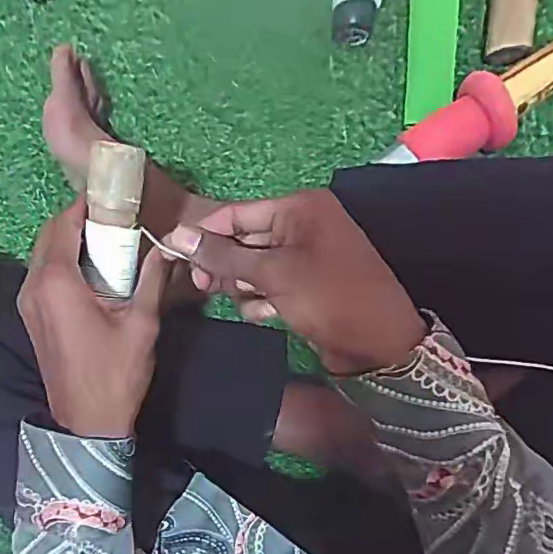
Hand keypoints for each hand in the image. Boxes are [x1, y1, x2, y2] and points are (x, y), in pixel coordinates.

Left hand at [18, 198, 172, 437]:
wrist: (87, 424)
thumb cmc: (115, 375)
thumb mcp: (142, 324)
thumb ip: (154, 278)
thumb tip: (170, 247)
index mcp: (56, 282)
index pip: (65, 224)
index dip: (87, 206)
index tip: (113, 198)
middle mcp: (33, 287)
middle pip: (50, 236)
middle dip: (79, 222)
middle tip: (115, 222)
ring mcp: (28, 304)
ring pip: (44, 256)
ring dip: (71, 243)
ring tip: (108, 245)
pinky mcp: (32, 318)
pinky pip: (44, 277)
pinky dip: (64, 265)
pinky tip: (93, 274)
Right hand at [165, 189, 424, 374]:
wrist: (378, 344)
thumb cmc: (328, 297)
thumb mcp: (273, 273)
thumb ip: (223, 255)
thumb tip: (177, 236)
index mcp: (300, 209)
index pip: (236, 213)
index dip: (204, 234)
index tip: (174, 255)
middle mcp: (302, 227)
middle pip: (243, 240)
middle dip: (225, 265)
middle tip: (202, 287)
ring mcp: (304, 258)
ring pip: (252, 267)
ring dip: (243, 287)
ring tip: (249, 302)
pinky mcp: (304, 287)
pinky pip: (269, 286)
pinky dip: (261, 300)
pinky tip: (265, 314)